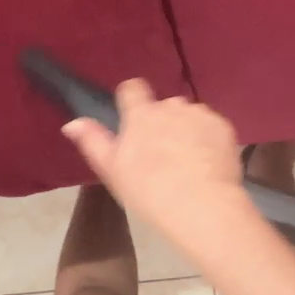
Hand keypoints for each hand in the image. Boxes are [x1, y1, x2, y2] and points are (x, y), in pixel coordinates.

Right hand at [60, 79, 249, 242]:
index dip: (131, 100)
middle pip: (163, 106)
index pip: (132, 88)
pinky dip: (207, 139)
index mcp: (141, 115)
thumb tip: (72, 123)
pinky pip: (210, 127)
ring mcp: (200, 114)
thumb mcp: (113, 171)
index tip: (132, 118)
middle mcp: (171, 106)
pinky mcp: (223, 126)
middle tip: (161, 154)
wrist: (202, 207)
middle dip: (161, 122)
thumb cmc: (150, 192)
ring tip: (186, 162)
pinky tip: (206, 164)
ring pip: (188, 116)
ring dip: (185, 130)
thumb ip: (93, 141)